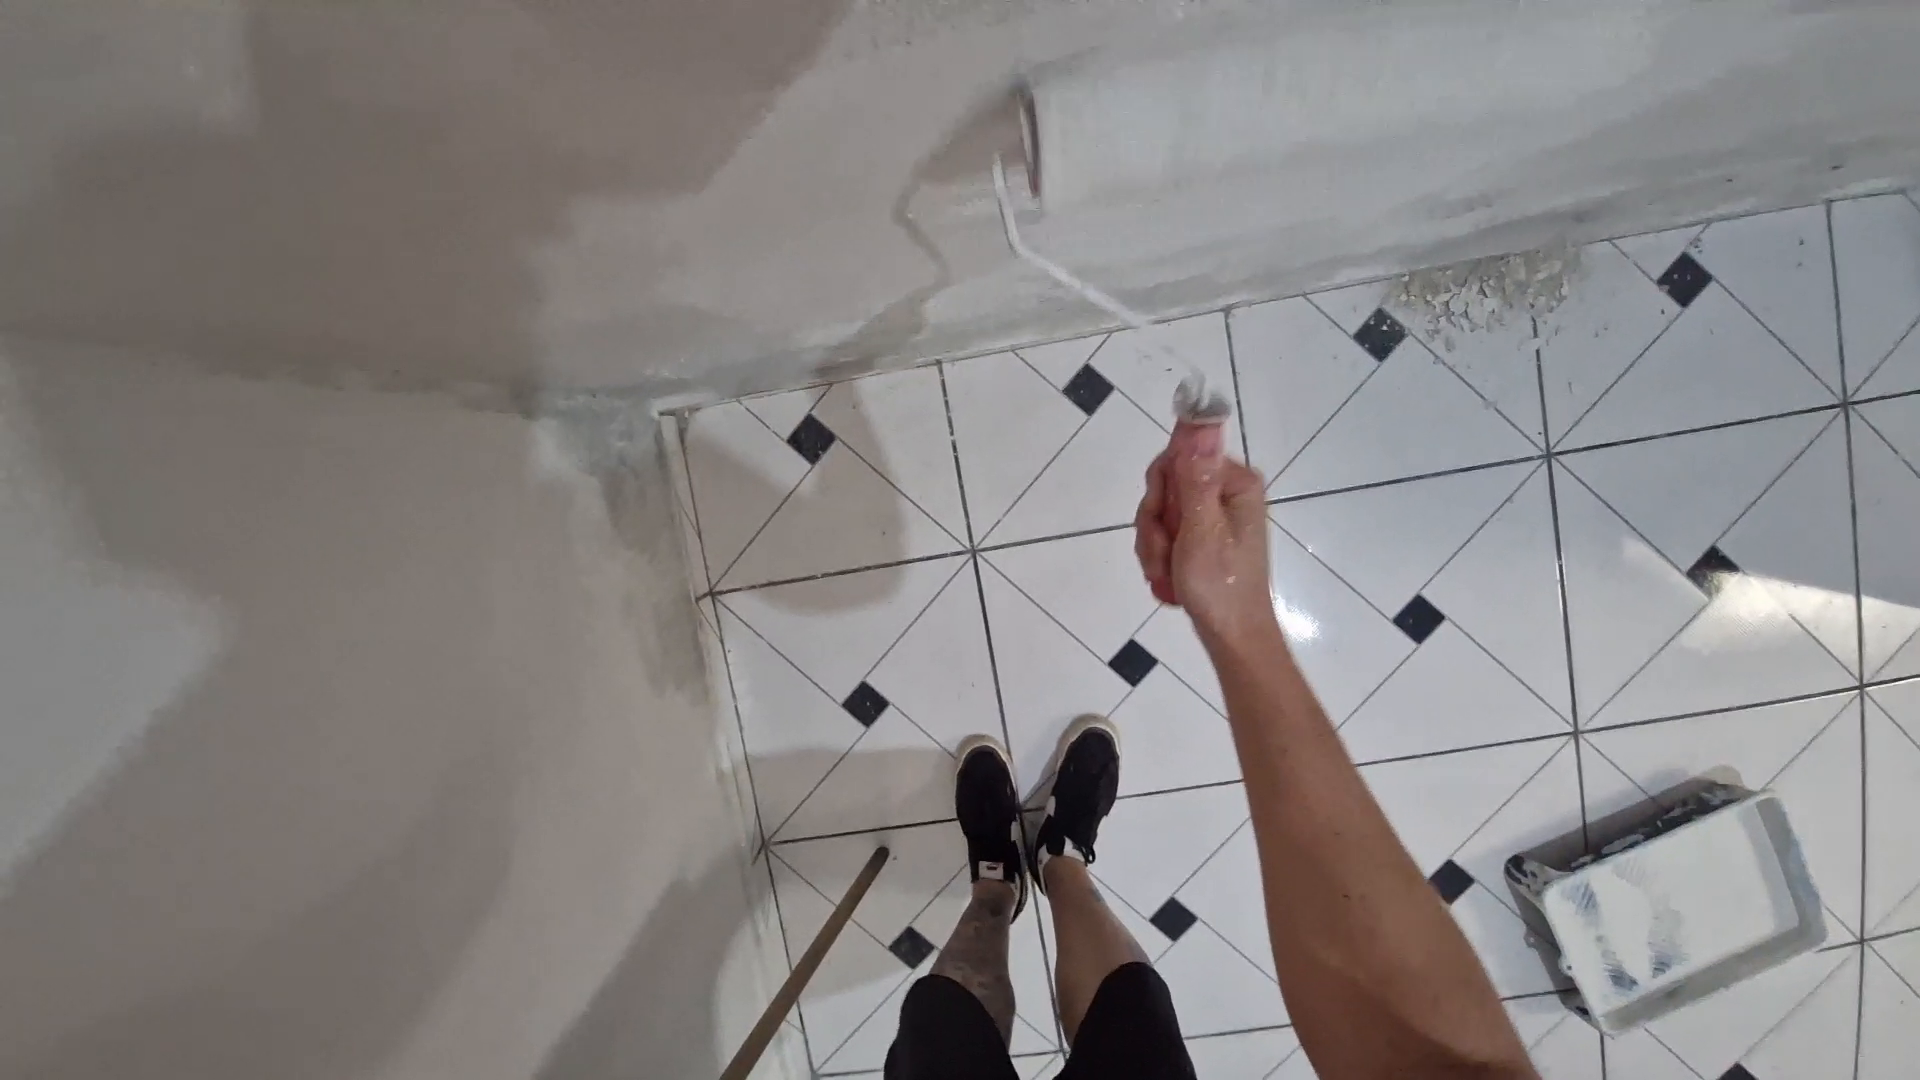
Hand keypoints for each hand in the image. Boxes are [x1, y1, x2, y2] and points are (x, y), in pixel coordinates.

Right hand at [1133, 422, 1275, 643]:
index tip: (1163, 522)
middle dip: (1154, 525)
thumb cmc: (1219, 586)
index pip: (1176, 459)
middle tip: (1164, 554)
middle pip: (1164, 487)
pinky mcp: (1204, 537)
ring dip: (1153, 547)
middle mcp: (1226, 491)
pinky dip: (1160, 558)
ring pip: (1159, 514)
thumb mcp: (1201, 530)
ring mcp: (1214, 516)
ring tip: (1166, 574)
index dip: (1159, 492)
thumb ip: (1196, 477)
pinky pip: (1165, 534)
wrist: (1231, 636)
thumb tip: (1201, 422)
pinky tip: (1169, 580)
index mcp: (1234, 482)